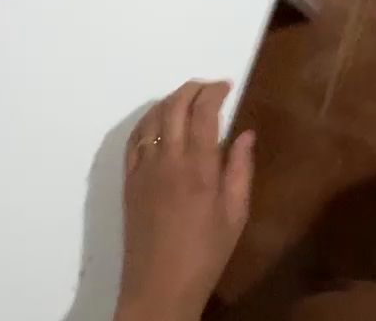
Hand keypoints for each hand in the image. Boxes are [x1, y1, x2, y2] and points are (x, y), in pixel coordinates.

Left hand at [114, 80, 254, 320]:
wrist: (159, 289)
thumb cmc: (205, 254)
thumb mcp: (235, 215)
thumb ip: (241, 170)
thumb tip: (246, 133)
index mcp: (199, 169)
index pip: (204, 112)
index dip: (215, 91)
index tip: (227, 86)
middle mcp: (169, 160)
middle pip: (175, 105)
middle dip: (193, 88)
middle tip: (209, 88)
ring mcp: (144, 169)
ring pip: (153, 117)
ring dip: (171, 99)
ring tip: (187, 99)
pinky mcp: (129, 180)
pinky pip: (135, 138)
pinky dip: (148, 120)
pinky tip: (160, 121)